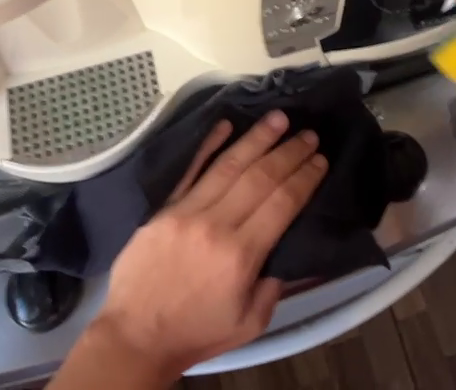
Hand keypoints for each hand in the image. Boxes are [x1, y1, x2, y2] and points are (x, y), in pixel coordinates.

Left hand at [85, 111, 327, 377]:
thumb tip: (285, 249)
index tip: (321, 160)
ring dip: (257, 138)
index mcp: (241, 255)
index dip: (305, 178)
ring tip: (279, 118)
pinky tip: (226, 124)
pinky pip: (190, 169)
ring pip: (229, 165)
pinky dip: (208, 144)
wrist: (135, 337)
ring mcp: (187, 211)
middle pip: (260, 177)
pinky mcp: (164, 208)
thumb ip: (273, 285)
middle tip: (309, 134)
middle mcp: (216, 225)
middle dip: (289, 153)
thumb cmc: (196, 332)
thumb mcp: (249, 323)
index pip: (282, 203)